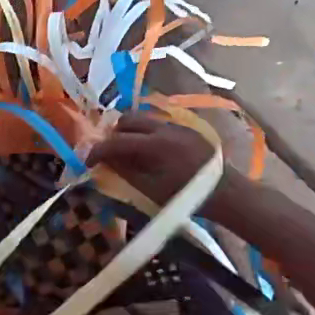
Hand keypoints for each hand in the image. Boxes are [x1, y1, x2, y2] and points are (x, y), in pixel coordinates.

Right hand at [87, 113, 215, 206]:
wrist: (226, 193)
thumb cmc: (185, 195)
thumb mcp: (149, 188)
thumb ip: (124, 171)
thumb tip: (104, 161)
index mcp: (154, 144)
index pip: (116, 141)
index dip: (97, 151)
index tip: (88, 162)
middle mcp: (164, 128)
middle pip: (127, 120)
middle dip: (113, 135)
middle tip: (108, 154)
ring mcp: (177, 126)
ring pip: (143, 119)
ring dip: (129, 132)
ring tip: (127, 151)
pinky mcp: (186, 130)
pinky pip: (158, 124)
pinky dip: (145, 133)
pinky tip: (148, 151)